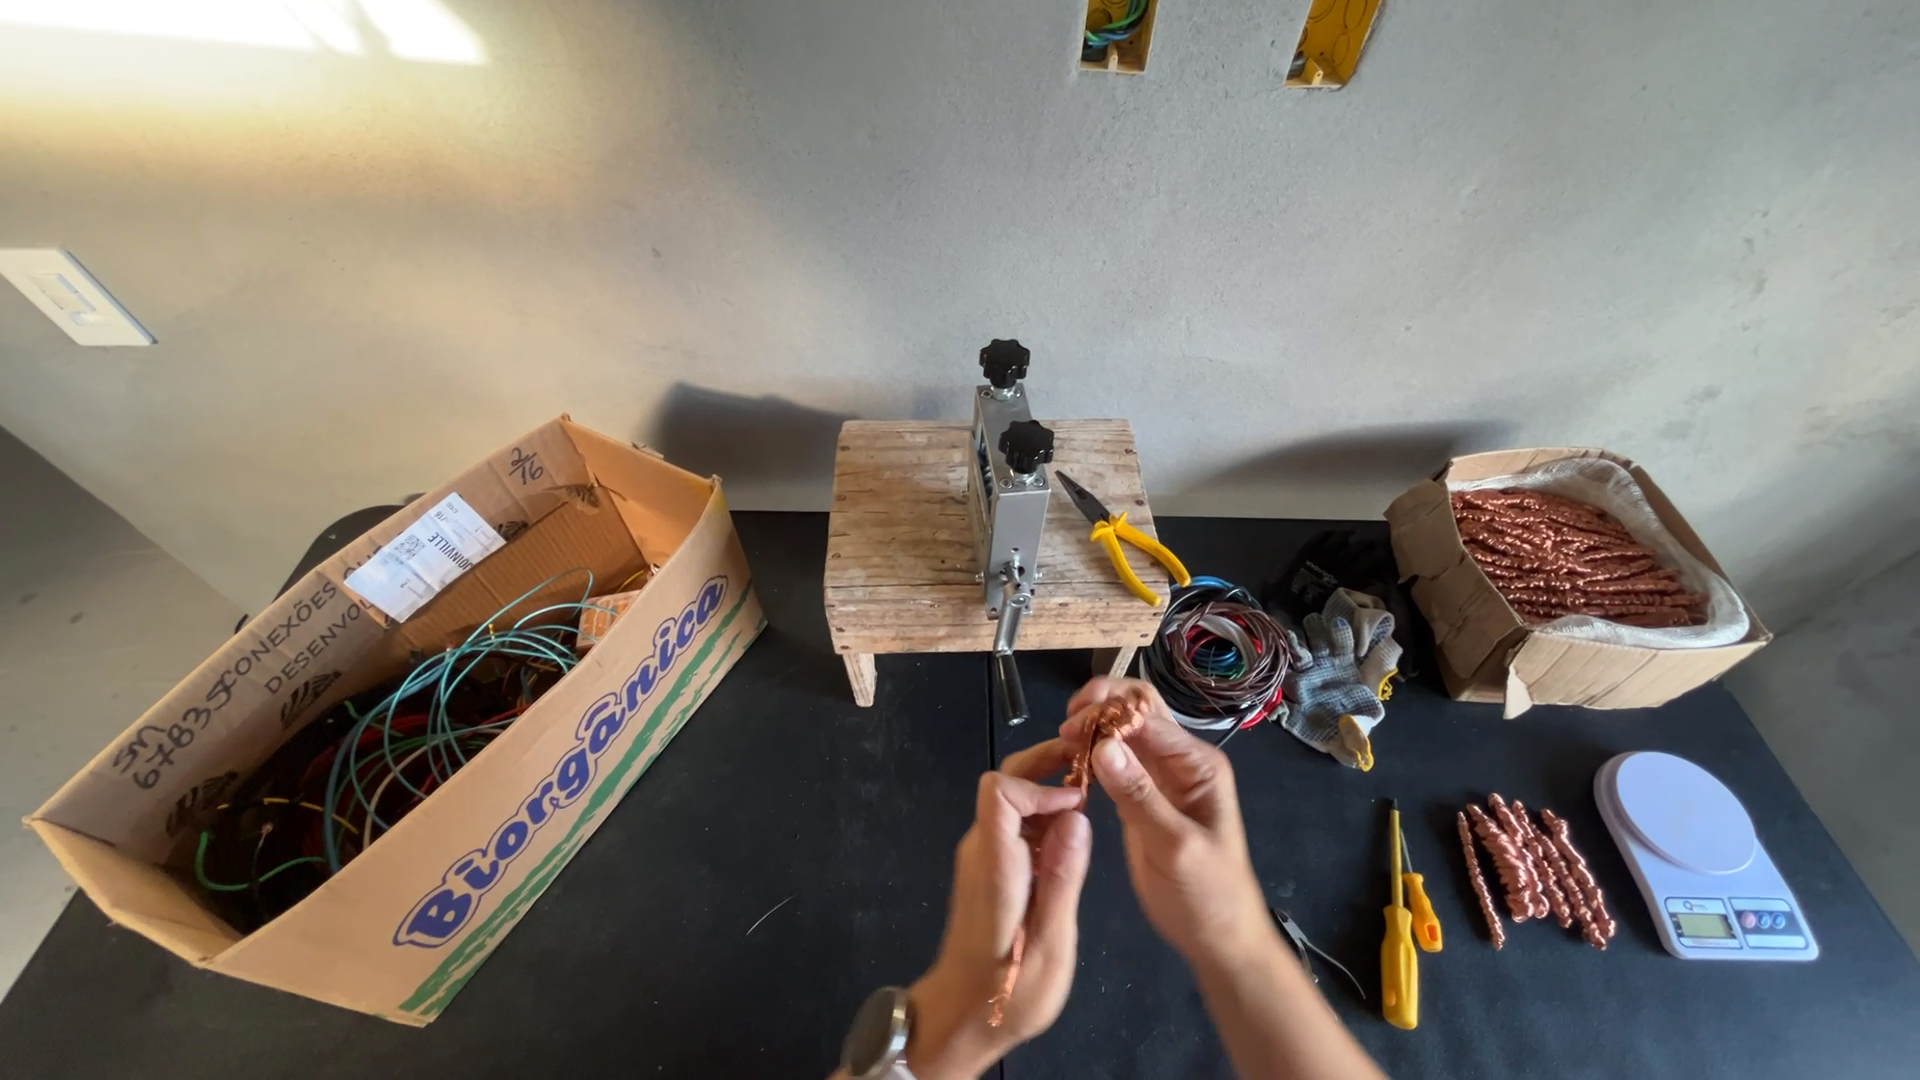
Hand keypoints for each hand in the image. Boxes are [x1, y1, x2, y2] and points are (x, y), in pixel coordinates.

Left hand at [904, 740, 1091, 1079]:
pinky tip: (1071, 833)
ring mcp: (981, 855)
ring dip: (1046, 789)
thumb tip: (1077, 815)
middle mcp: (980, 848)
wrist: (961, 1017)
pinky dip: (1043, 815)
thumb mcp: (1050, 944)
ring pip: (1009, 799)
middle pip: (1003, 782)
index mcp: (994, 862)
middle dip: (1044, 764)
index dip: (1040, 785)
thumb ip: (1062, 877)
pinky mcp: (988, 866)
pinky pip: (1013, 824)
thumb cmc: (1009, 991)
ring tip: (1090, 796)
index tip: (1079, 802)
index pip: (999, 790)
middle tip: (1089, 765)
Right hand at [1062, 678, 1274, 969]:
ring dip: (1095, 724)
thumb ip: (1138, 794)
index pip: (1149, 717)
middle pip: (1140, 708)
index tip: (1070, 729)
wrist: (1219, 938)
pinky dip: (1093, 751)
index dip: (1108, 715)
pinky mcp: (1141, 793)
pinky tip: (1071, 760)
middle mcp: (1180, 759)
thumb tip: (1101, 745)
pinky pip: (1116, 757)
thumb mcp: (1175, 846)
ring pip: (1125, 728)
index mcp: (1197, 763)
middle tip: (1066, 723)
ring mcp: (1161, 775)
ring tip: (1064, 739)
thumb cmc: (1207, 894)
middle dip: (1102, 704)